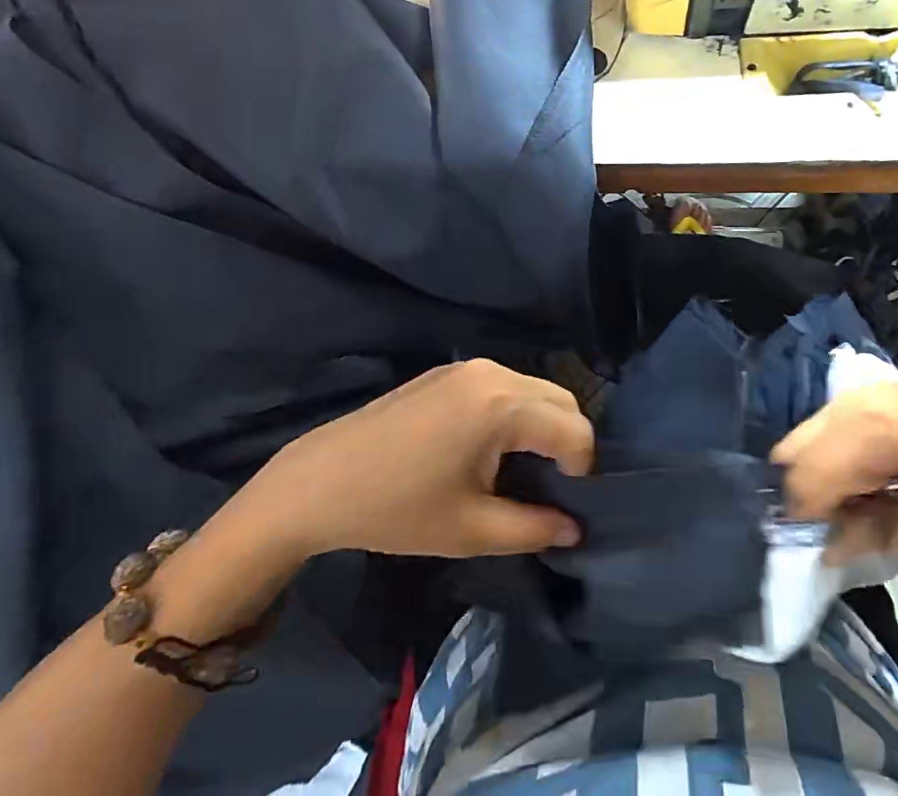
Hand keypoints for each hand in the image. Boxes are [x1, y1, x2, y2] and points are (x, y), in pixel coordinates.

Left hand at [228, 359, 594, 559]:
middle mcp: (493, 372)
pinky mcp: (447, 371)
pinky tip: (487, 448)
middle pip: (562, 401)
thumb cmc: (395, 509)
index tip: (559, 504)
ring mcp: (467, 367)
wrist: (316, 483)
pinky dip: (515, 414)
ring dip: (542, 427)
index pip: (575, 431)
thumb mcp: (472, 530)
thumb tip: (574, 527)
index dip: (580, 472)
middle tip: (545, 488)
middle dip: (567, 444)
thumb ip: (536, 528)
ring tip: (518, 470)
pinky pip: (505, 386)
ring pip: (535, 391)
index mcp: (502, 405)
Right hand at [770, 382, 897, 559]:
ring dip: (827, 480)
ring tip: (868, 511)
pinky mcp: (885, 399)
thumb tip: (825, 549)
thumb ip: (879, 534)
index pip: (807, 474)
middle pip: (799, 450)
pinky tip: (879, 487)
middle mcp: (862, 399)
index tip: (833, 549)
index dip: (810, 518)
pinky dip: (843, 464)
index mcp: (876, 425)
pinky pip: (836, 431)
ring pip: (812, 439)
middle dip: (813, 495)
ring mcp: (872, 394)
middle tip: (851, 530)